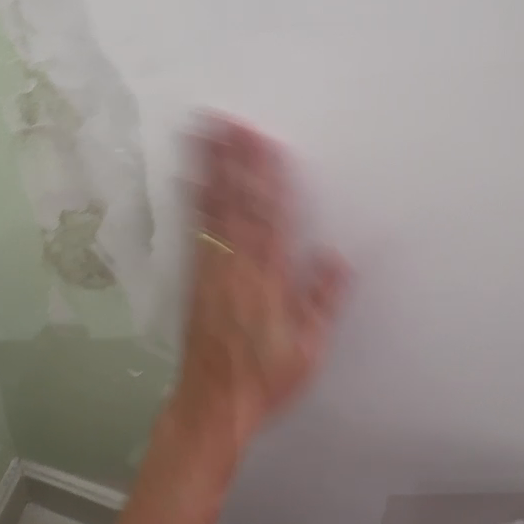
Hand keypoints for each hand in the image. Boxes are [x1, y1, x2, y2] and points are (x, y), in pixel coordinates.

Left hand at [177, 117, 350, 446]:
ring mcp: (210, 271)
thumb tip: (336, 259)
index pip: (269, 218)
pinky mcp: (194, 279)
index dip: (266, 178)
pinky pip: (193, 231)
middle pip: (235, 204)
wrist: (213, 402)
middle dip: (233, 160)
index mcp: (267, 281)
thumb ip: (321, 302)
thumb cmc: (264, 378)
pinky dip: (191, 200)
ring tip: (203, 134)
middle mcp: (236, 269)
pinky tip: (187, 178)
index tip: (265, 143)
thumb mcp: (307, 349)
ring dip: (208, 170)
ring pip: (210, 211)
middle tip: (228, 121)